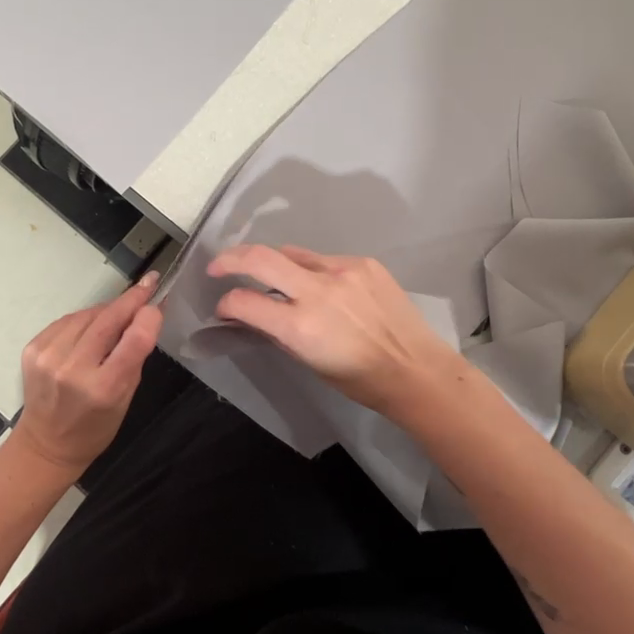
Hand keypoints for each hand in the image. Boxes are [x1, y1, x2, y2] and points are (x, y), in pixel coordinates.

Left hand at [10, 273, 163, 472]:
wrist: (46, 443)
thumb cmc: (94, 428)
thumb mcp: (125, 399)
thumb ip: (134, 357)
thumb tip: (146, 316)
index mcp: (103, 388)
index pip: (133, 340)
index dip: (147, 314)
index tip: (157, 295)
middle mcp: (72, 369)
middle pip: (107, 320)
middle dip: (130, 299)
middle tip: (147, 284)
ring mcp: (48, 356)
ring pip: (86, 315)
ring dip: (105, 310)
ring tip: (119, 313)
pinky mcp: (32, 349)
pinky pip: (66, 322)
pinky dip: (83, 320)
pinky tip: (90, 327)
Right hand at [207, 245, 467, 415]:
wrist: (415, 369)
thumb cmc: (357, 379)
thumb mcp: (307, 361)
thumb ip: (277, 332)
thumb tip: (252, 314)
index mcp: (300, 326)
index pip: (244, 302)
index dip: (226, 304)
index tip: (224, 308)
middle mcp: (318, 292)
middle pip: (259, 258)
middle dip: (230, 259)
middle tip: (218, 266)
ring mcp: (342, 272)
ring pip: (291, 254)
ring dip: (274, 264)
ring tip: (274, 278)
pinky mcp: (362, 263)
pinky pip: (323, 259)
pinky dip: (312, 270)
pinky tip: (323, 288)